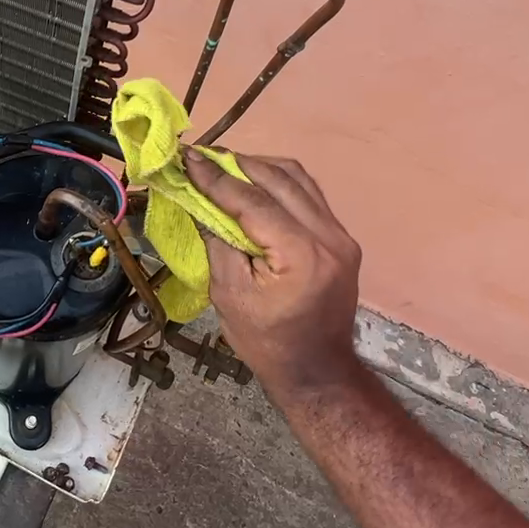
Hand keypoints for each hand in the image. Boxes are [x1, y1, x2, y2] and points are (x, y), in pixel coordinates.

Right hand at [185, 150, 364, 400]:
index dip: (217, 178)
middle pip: (280, 179)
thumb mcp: (229, 294)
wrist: (316, 370)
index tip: (187, 158)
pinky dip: (278, 181)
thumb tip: (197, 201)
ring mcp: (341, 235)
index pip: (253, 201)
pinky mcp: (341, 239)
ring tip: (224, 165)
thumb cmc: (266, 341)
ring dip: (259, 167)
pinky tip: (253, 183)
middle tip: (201, 157)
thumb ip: (216, 242)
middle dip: (237, 163)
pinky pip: (308, 194)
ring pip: (298, 179)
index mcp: (301, 255)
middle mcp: (329, 237)